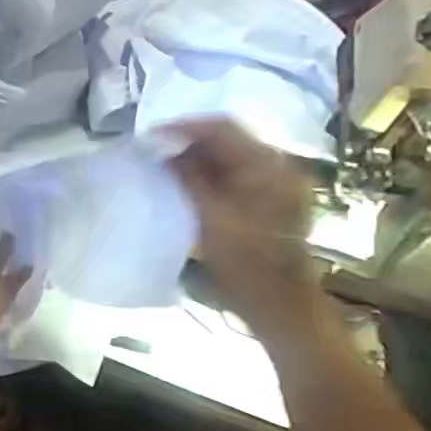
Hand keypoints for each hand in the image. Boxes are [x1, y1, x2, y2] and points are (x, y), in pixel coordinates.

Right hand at [165, 117, 316, 319]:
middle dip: (190, 141)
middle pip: (229, 139)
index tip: (151, 135)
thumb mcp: (209, 216)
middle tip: (155, 150)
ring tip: (166, 166)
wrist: (279, 302)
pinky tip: (189, 183)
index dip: (184, 127)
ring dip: (199, 157)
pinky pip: (238, 173)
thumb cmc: (244, 261)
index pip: (222, 129)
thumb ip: (188, 178)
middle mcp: (278, 167)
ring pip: (232, 156)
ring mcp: (279, 184)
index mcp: (266, 167)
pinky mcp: (273, 199)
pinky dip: (212, 173)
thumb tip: (165, 153)